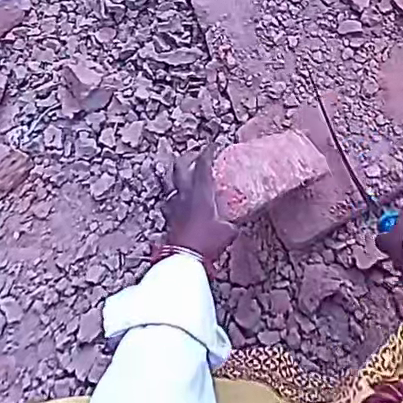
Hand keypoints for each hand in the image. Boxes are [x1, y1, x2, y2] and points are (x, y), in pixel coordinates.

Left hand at [161, 139, 236, 264]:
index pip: (203, 165)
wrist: (184, 257)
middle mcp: (184, 193)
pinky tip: (176, 202)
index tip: (213, 145)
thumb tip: (235, 224)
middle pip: (180, 166)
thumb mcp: (227, 231)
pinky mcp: (167, 217)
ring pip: (170, 182)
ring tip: (182, 175)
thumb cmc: (207, 241)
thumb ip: (231, 224)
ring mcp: (173, 204)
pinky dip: (172, 198)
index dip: (208, 152)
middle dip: (187, 157)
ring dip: (176, 176)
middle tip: (194, 155)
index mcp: (201, 191)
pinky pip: (168, 201)